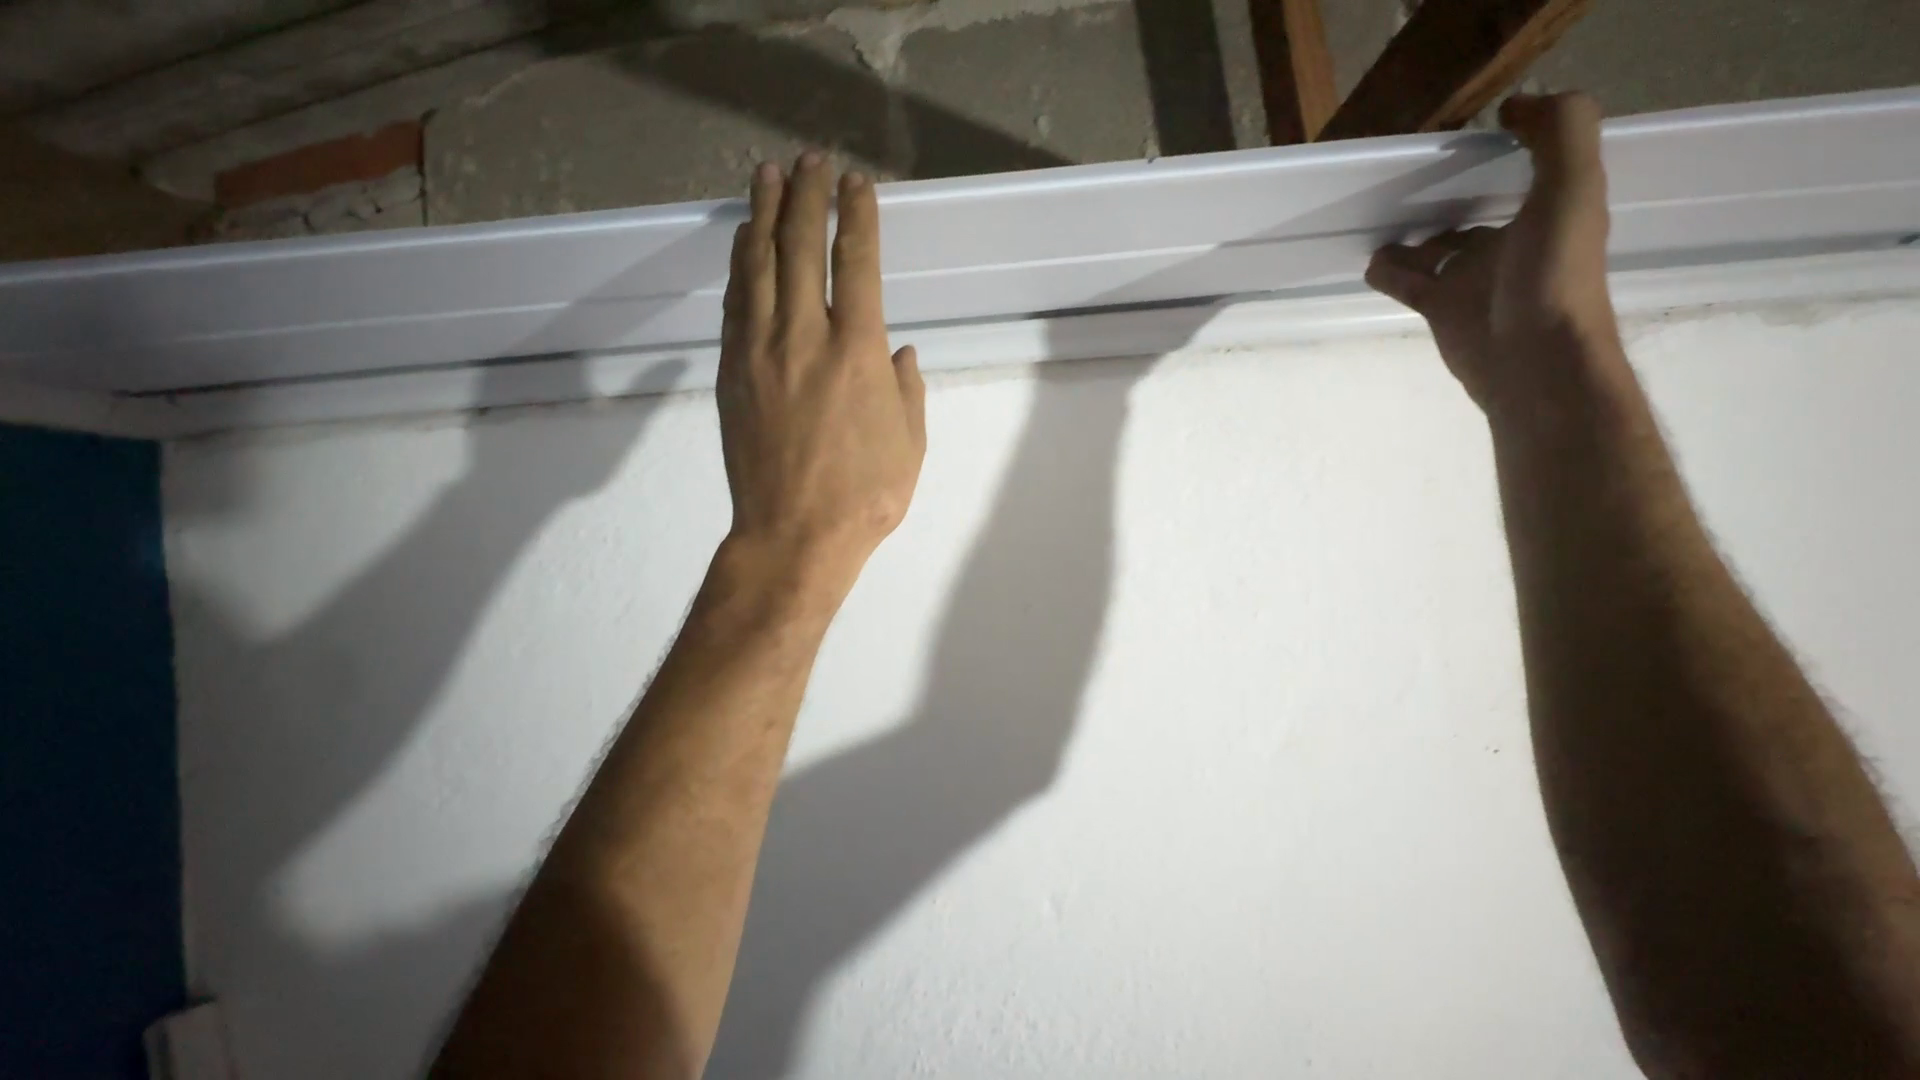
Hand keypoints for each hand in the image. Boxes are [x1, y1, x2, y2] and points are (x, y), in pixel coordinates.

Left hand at [716, 153, 926, 592]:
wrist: (793, 535)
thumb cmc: (865, 495)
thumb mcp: (910, 443)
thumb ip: (907, 388)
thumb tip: (899, 350)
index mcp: (858, 352)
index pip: (858, 264)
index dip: (858, 217)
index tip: (858, 184)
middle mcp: (806, 337)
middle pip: (802, 248)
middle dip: (808, 196)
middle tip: (811, 160)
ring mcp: (761, 351)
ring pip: (758, 266)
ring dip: (764, 215)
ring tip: (768, 176)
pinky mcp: (733, 372)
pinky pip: (735, 303)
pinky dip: (740, 264)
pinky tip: (743, 242)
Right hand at [1366, 93, 1626, 424]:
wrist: (1532, 363)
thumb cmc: (1554, 276)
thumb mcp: (1572, 189)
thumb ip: (1560, 132)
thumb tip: (1517, 103)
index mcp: (1549, 213)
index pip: (1528, 171)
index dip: (1510, 148)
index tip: (1478, 131)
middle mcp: (1511, 246)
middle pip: (1475, 214)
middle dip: (1450, 198)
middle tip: (1412, 180)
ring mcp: (1472, 281)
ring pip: (1435, 250)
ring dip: (1410, 238)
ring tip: (1381, 219)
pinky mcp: (1440, 311)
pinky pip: (1408, 284)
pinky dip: (1387, 272)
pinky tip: (1372, 261)